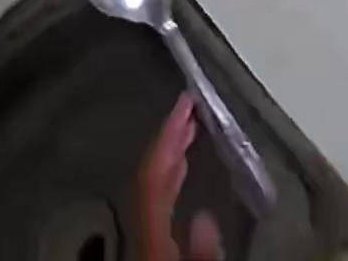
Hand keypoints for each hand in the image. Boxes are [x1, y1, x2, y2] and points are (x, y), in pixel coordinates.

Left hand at [138, 94, 222, 260]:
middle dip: (168, 140)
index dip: (167, 137)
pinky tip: (181, 175)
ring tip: (190, 131)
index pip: (152, 178)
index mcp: (151, 241)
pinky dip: (170, 179)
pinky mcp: (149, 251)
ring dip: (170, 156)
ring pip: (150, 192)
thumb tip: (205, 218)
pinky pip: (156, 205)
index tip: (185, 101)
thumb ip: (201, 260)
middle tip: (190, 106)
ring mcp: (143, 245)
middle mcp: (142, 238)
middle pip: (148, 181)